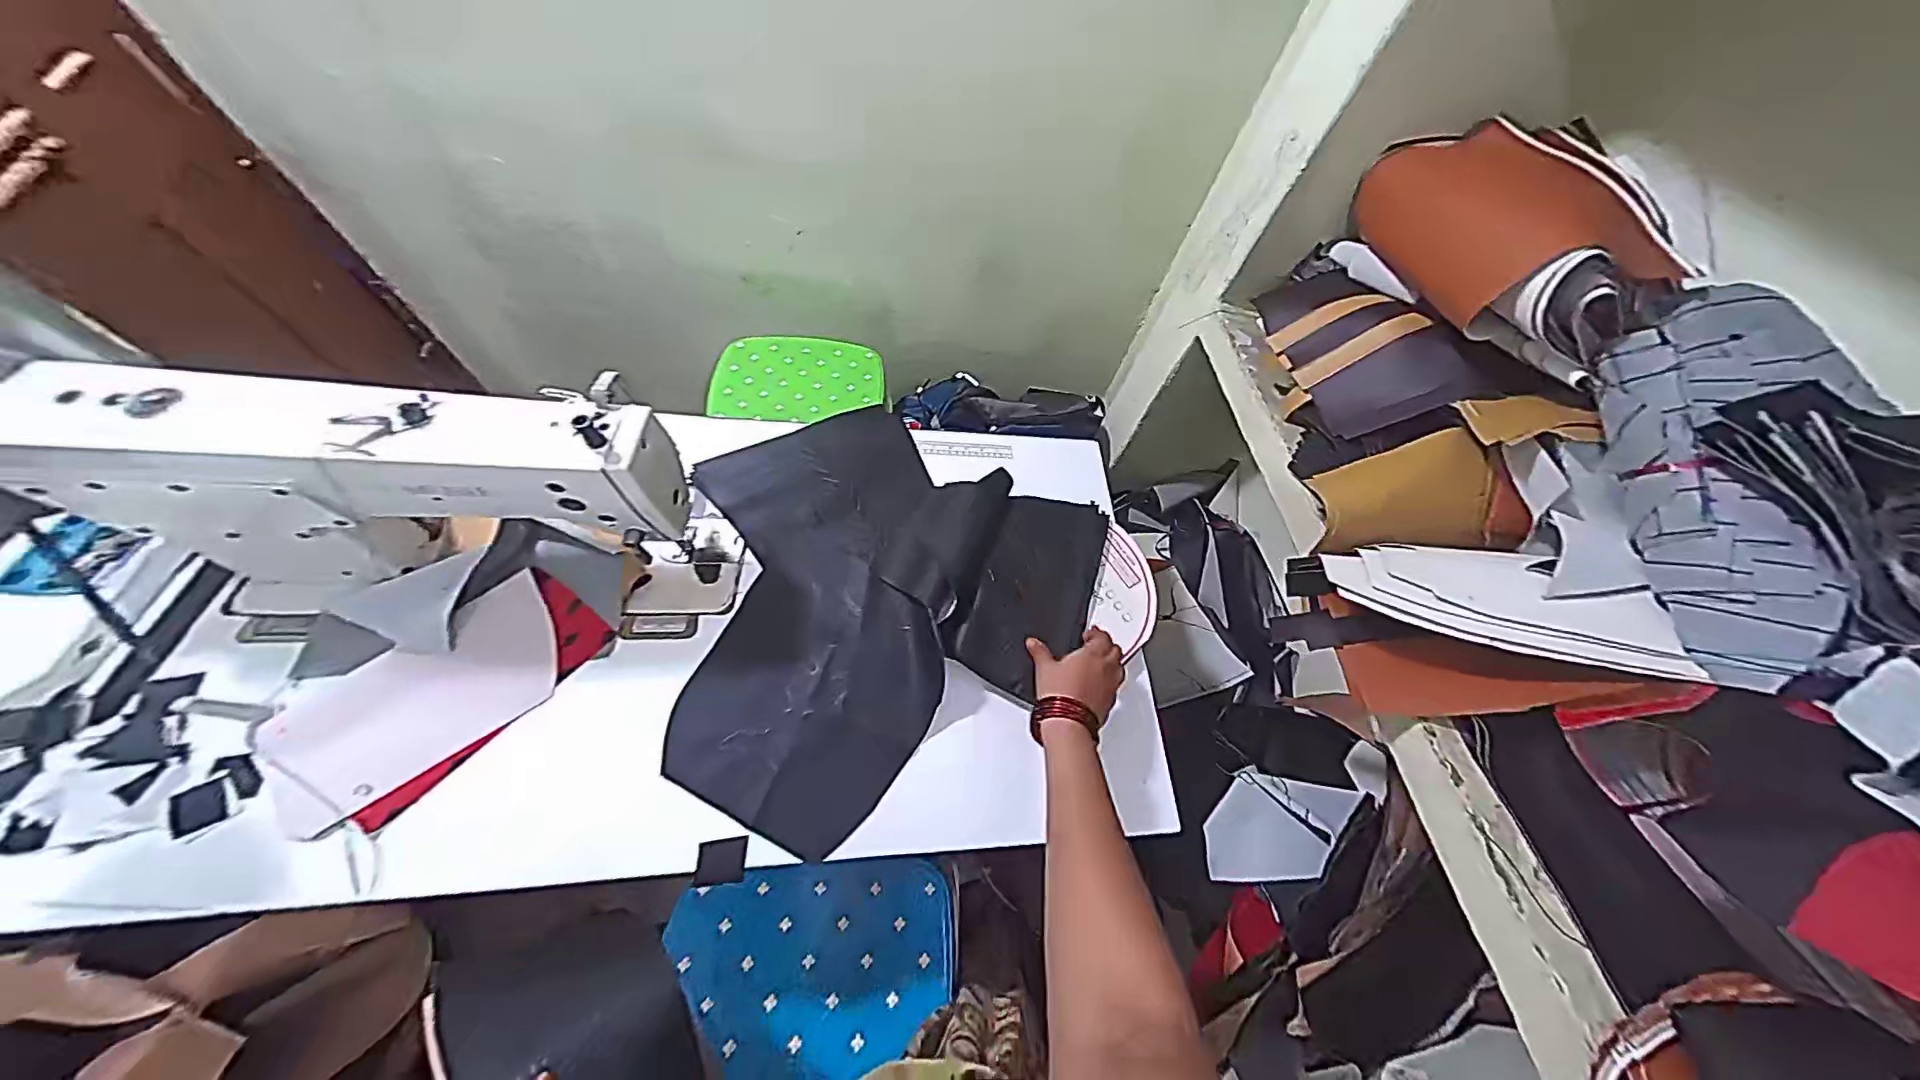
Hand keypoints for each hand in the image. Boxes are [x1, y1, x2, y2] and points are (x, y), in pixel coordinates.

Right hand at [1026, 628, 1124, 720]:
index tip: (1090, 635)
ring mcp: (1111, 685)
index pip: (1102, 636)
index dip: (1096, 633)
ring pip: (1119, 667)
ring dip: (1112, 663)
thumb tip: (1033, 643)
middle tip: (1096, 647)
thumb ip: (1039, 652)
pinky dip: (1109, 682)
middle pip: (1115, 650)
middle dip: (1107, 646)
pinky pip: (1115, 686)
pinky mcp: (1111, 701)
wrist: (1068, 723)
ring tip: (1100, 665)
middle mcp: (1107, 667)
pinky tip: (1098, 687)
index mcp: (1093, 654)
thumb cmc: (1060, 695)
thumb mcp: (1044, 668)